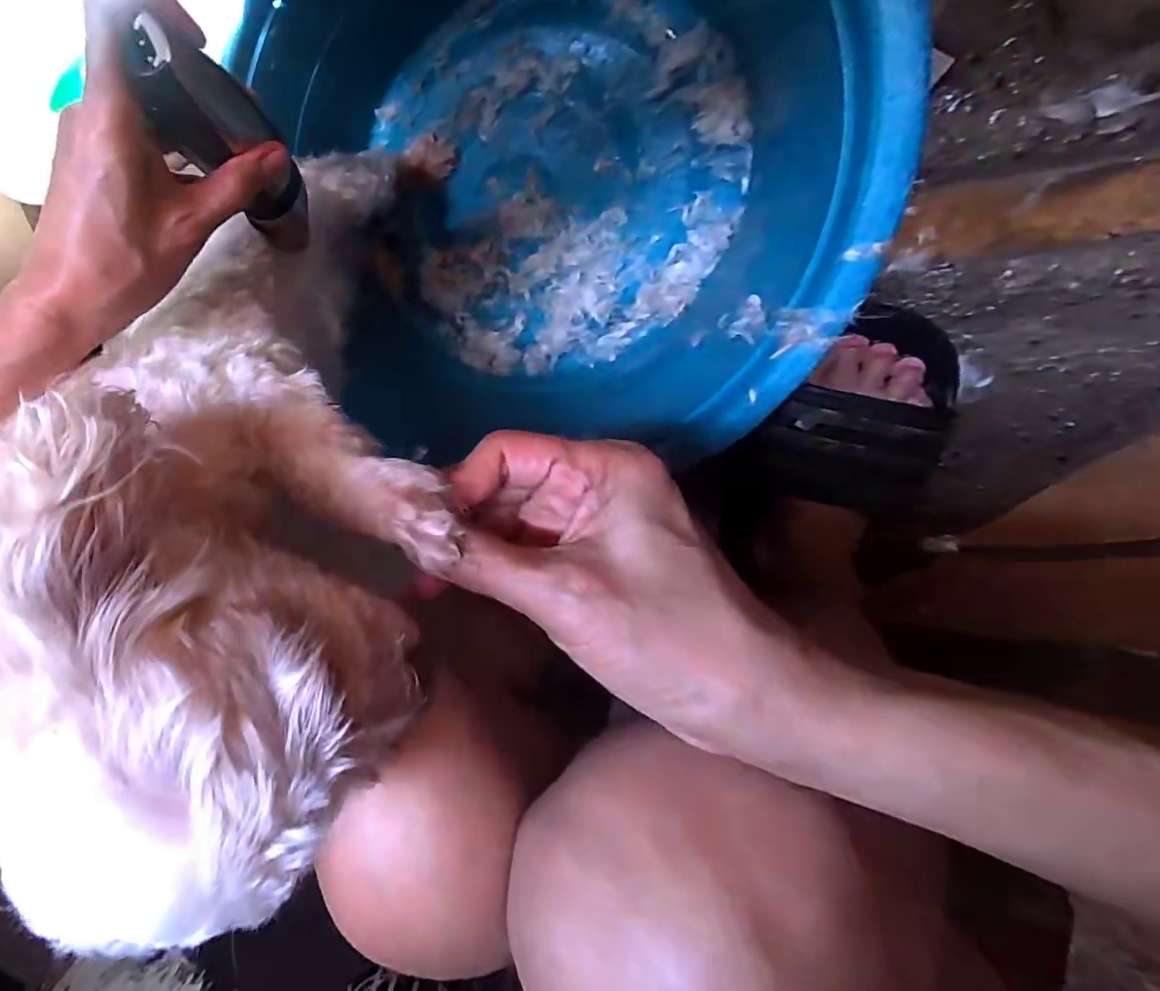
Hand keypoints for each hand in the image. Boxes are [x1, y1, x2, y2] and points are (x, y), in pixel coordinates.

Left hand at [10, 0, 291, 351]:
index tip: (198, 46)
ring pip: (135, 95)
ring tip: (223, 154)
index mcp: (109, 111)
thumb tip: (276, 155)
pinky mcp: (82, 157)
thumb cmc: (120, 264)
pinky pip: (125, 124)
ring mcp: (81, 133)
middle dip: (191, 80)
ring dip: (181, 115)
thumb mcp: (188, 225)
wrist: (61, 304)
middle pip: (139, 58)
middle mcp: (88, 109)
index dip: (157, 6)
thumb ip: (236, 183)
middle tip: (233, 121)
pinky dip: (161, 135)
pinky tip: (193, 172)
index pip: (113, 9)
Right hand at [438, 432, 837, 755]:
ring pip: (504, 520)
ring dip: (464, 549)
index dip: (459, 485)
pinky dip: (485, 568)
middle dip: (455, 521)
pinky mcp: (581, 559)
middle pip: (500, 485)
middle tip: (409, 559)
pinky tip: (448, 587)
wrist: (750, 707)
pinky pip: (518, 551)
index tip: (422, 530)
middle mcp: (591, 484)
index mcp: (602, 468)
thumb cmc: (667, 640)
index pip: (505, 453)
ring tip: (420, 580)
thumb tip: (410, 536)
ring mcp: (585, 523)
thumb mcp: (563, 596)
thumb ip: (480, 560)